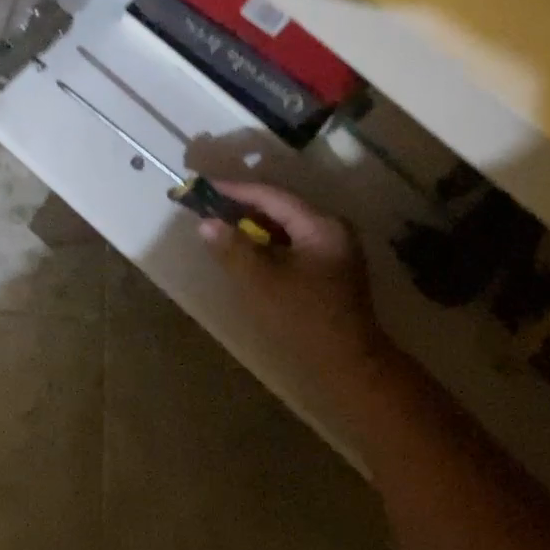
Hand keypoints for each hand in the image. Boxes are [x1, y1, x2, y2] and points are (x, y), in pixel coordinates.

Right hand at [197, 181, 398, 399]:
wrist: (347, 362)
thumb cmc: (303, 318)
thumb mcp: (261, 281)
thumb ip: (233, 248)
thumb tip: (206, 223)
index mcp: (320, 225)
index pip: (272, 196)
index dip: (234, 191)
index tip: (203, 187)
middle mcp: (332, 229)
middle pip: (280, 207)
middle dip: (243, 206)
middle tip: (208, 205)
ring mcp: (334, 249)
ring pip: (285, 226)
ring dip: (253, 225)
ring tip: (220, 224)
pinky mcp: (329, 268)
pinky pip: (291, 243)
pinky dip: (266, 242)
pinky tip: (245, 249)